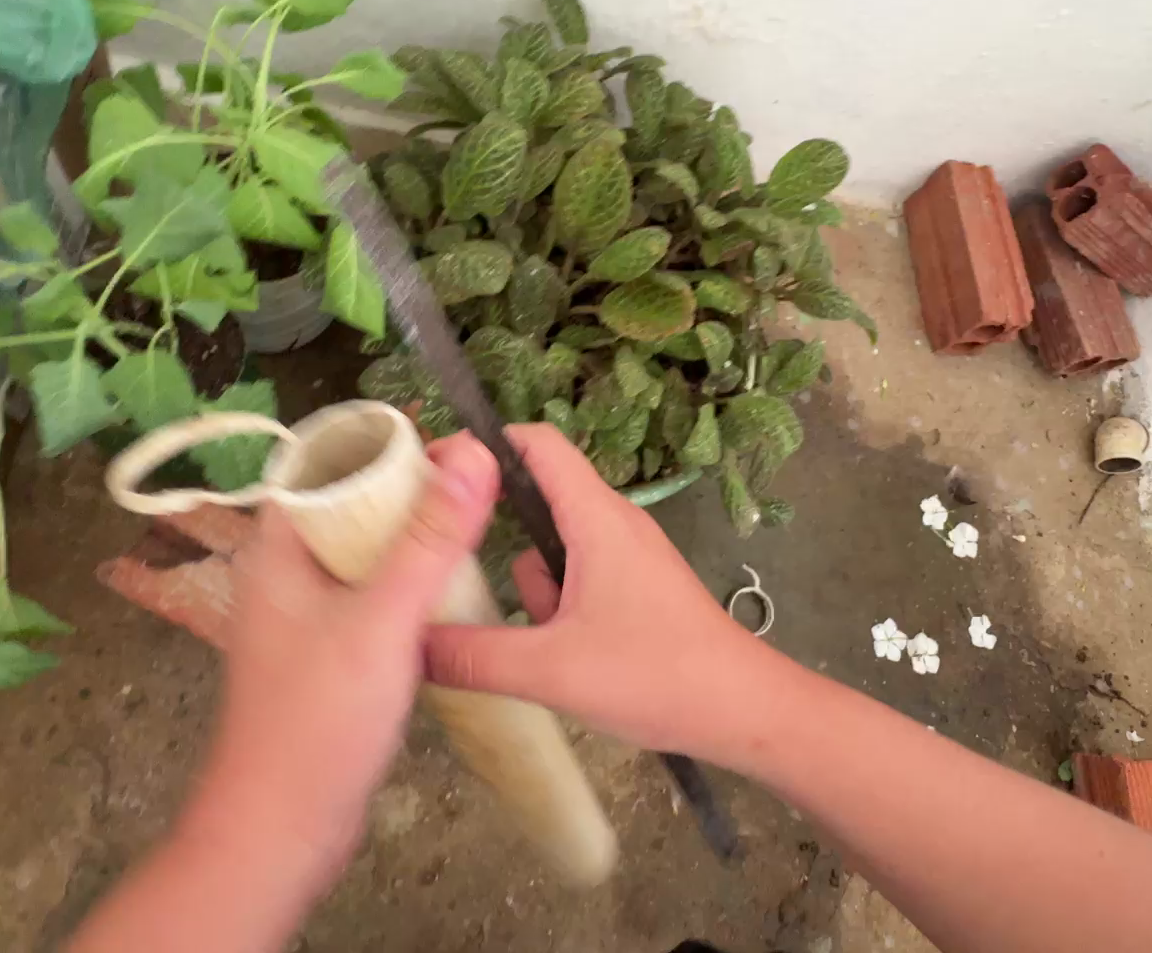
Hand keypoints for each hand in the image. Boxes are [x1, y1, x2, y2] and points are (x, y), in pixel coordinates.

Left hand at [180, 432, 498, 864]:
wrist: (283, 829)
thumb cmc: (319, 717)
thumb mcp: (381, 620)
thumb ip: (429, 540)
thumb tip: (475, 455)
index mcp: (280, 546)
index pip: (325, 463)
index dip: (384, 443)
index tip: (448, 442)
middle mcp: (289, 569)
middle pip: (352, 501)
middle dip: (410, 485)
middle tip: (474, 480)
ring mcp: (310, 609)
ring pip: (367, 546)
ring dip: (414, 530)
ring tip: (472, 519)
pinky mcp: (332, 644)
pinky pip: (375, 587)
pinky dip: (411, 574)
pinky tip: (451, 581)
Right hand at [423, 425, 775, 761]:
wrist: (741, 709)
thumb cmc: (654, 674)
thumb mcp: (551, 669)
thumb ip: (474, 656)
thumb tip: (409, 644)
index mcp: (595, 517)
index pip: (538, 444)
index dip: (485, 442)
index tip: (434, 465)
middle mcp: (612, 523)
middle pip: (538, 499)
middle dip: (495, 530)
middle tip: (449, 564)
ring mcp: (627, 555)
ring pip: (554, 549)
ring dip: (534, 590)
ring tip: (539, 645)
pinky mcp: (635, 587)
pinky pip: (578, 577)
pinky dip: (560, 608)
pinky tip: (566, 656)